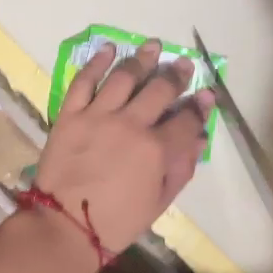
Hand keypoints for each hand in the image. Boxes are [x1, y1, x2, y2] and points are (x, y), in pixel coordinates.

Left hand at [32, 41, 215, 255]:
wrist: (65, 226)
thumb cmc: (117, 222)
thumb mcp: (159, 202)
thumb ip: (181, 168)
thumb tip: (198, 139)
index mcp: (156, 149)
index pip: (186, 119)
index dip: (200, 106)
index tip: (206, 94)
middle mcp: (131, 124)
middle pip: (159, 90)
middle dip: (176, 75)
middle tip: (183, 64)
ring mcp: (98, 115)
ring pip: (124, 77)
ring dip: (142, 59)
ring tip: (152, 46)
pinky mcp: (71, 114)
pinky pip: (84, 81)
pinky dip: (97, 63)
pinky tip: (109, 50)